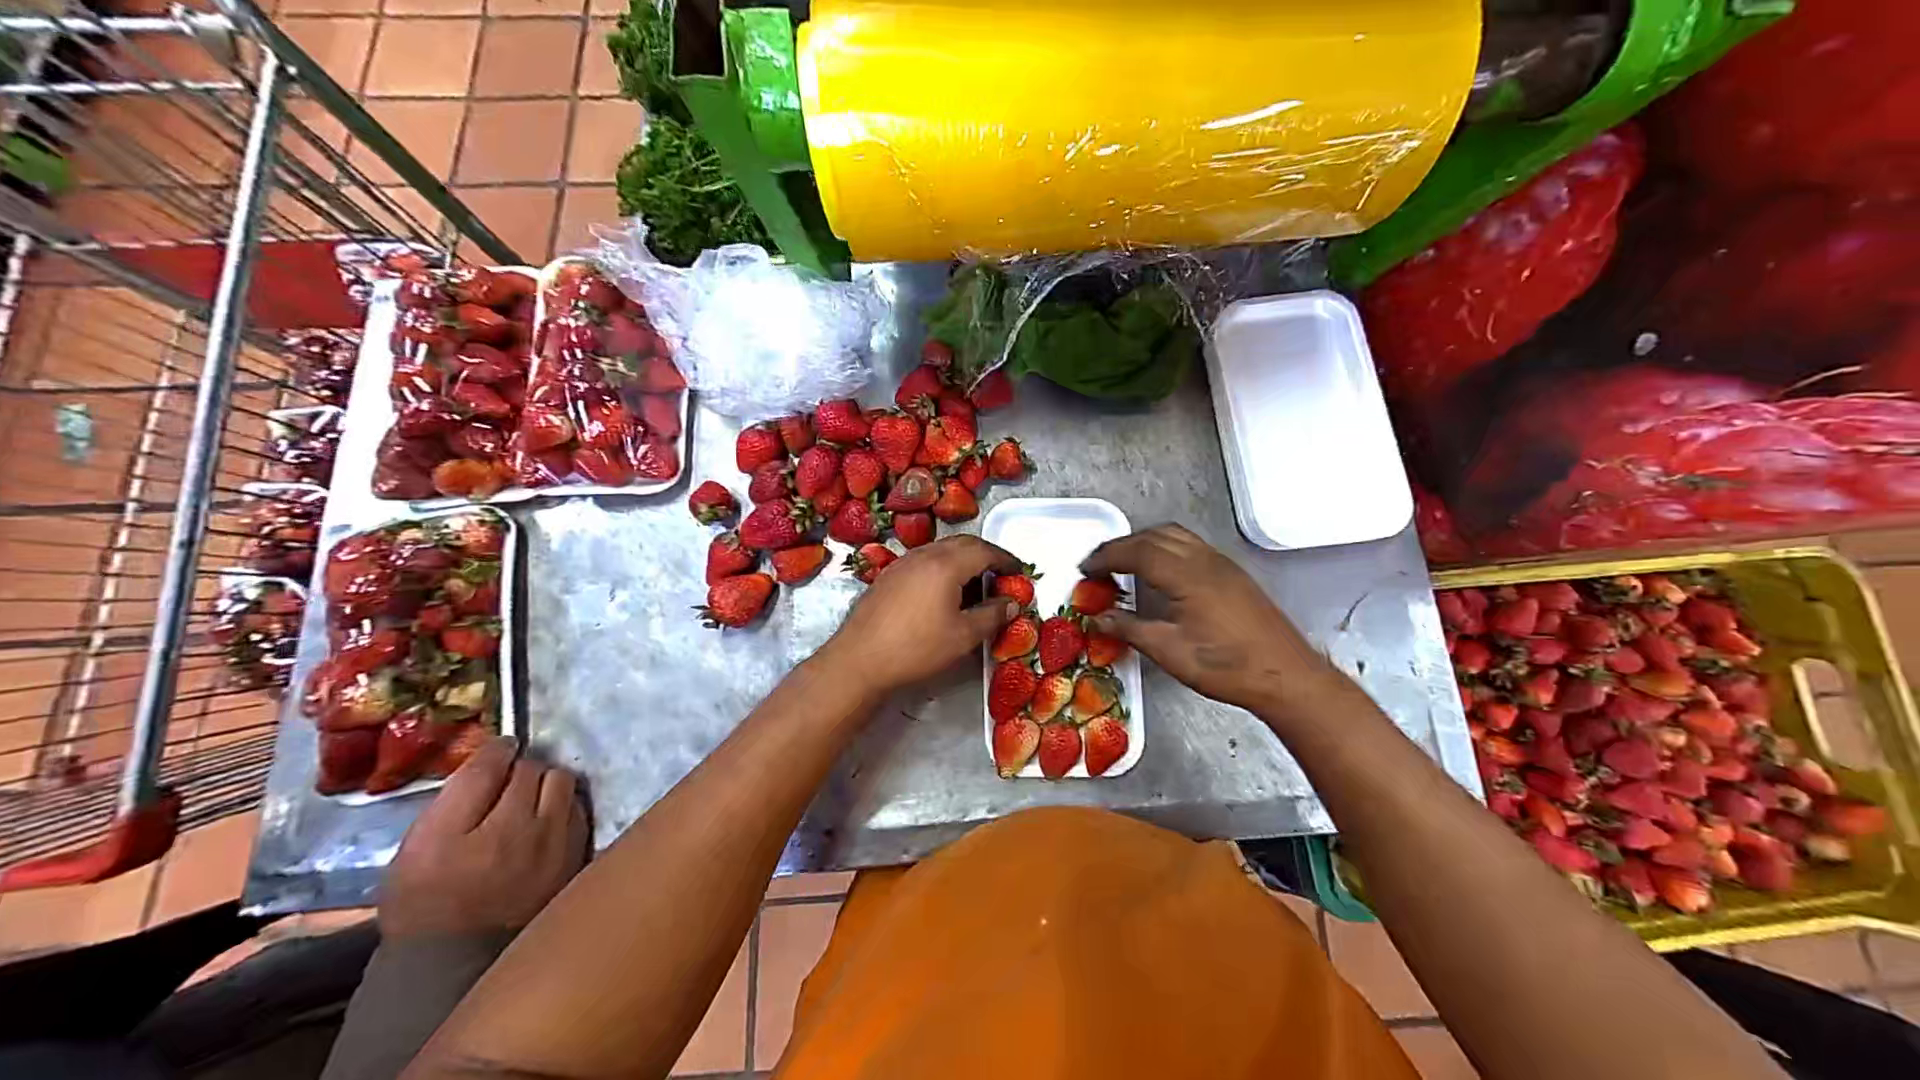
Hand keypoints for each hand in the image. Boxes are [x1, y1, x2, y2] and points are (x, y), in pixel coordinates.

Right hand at [379, 738, 588, 939]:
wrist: (455, 962)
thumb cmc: (426, 901)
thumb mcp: (416, 847)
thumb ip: (455, 797)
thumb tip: (493, 755)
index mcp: (455, 833)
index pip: (490, 764)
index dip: (496, 751)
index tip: (498, 752)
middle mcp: (510, 833)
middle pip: (533, 769)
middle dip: (521, 770)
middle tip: (510, 785)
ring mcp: (551, 846)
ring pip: (563, 783)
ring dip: (548, 786)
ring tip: (532, 802)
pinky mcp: (574, 859)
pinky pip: (579, 811)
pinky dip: (565, 809)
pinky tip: (549, 822)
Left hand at [817, 534, 1020, 697]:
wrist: (860, 660)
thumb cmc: (916, 648)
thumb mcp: (963, 636)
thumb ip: (992, 615)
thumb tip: (1011, 603)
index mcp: (945, 564)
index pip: (984, 550)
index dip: (1005, 559)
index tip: (1019, 571)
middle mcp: (923, 555)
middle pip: (962, 544)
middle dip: (985, 555)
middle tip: (1001, 575)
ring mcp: (902, 564)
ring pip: (940, 551)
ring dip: (962, 561)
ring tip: (975, 586)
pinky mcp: (888, 577)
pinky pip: (923, 562)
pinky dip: (942, 569)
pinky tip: (943, 593)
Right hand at [1082, 524, 1348, 716]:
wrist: (1285, 675)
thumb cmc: (1226, 666)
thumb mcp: (1168, 651)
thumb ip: (1129, 629)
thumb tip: (1098, 619)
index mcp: (1186, 575)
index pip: (1138, 551)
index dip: (1107, 556)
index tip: (1086, 567)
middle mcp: (1205, 560)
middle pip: (1155, 536)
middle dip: (1122, 545)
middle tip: (1099, 564)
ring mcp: (1222, 564)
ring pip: (1175, 536)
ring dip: (1145, 542)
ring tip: (1124, 563)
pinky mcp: (1233, 574)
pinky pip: (1190, 546)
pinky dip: (1165, 548)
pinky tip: (1160, 572)